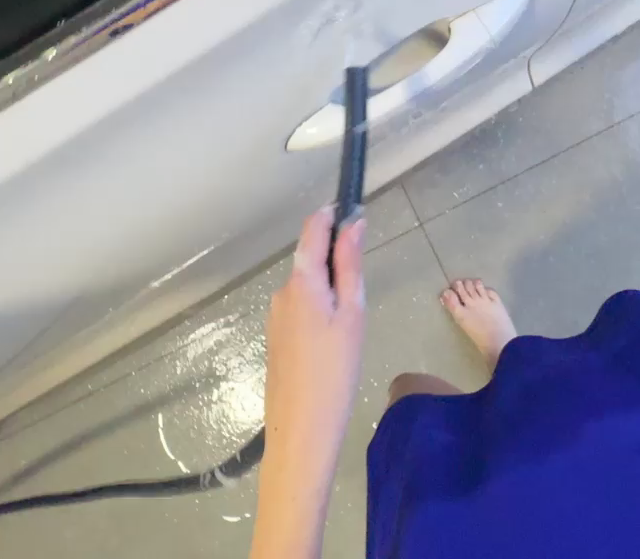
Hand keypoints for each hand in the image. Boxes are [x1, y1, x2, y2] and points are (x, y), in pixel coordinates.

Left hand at [262, 208, 366, 476]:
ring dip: (331, 290)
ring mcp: (276, 316)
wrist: (300, 431)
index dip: (332, 213)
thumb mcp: (352, 313)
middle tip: (363, 295)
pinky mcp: (277, 338)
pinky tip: (334, 344)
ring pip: (309, 286)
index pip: (314, 228)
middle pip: (311, 258)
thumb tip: (354, 221)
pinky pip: (302, 308)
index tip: (354, 208)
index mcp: (301, 280)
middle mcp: (282, 291)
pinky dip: (321, 310)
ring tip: (351, 329)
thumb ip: (350, 264)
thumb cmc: (335, 370)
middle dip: (338, 261)